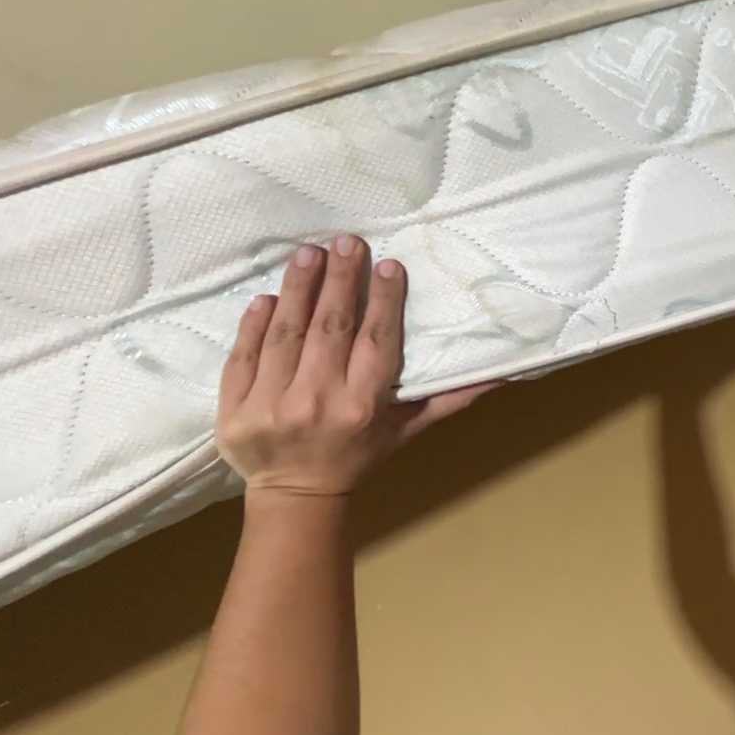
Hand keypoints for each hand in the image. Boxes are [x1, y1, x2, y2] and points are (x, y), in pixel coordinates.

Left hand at [217, 236, 488, 498]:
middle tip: (346, 241)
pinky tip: (268, 296)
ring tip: (308, 252)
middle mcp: (318, 402)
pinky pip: (245, 355)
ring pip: (287, 334)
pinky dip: (256, 322)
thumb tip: (501, 376)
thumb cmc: (361, 453)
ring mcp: (271, 405)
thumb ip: (450, 399)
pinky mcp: (234, 409)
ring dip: (298, 288)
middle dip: (340, 281)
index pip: (376, 343)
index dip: (384, 302)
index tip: (389, 265)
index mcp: (364, 406)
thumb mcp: (409, 429)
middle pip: (330, 329)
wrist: (297, 493)